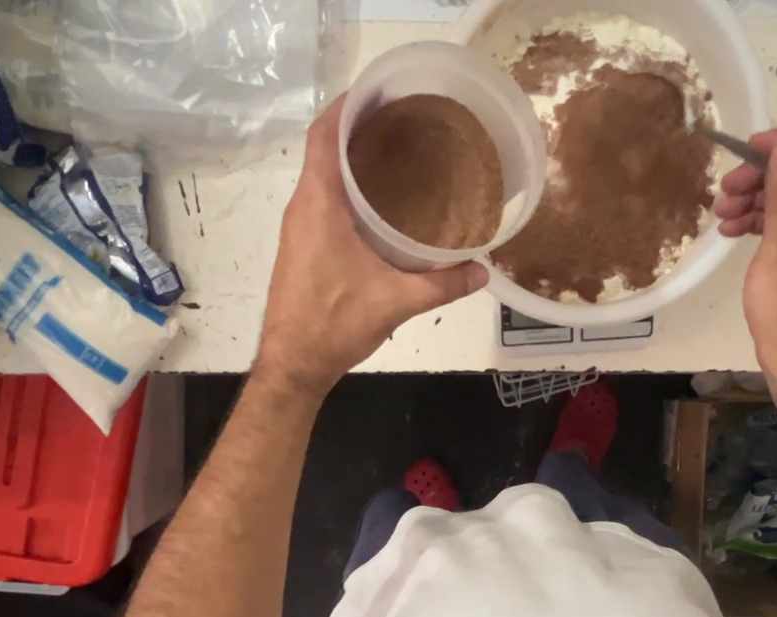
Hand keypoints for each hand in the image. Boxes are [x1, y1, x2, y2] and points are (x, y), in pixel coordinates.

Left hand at [258, 95, 488, 398]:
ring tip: (396, 157)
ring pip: (322, 177)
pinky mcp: (300, 248)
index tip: (383, 92)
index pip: (325, 133)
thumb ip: (442, 285)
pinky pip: (322, 202)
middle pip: (324, 149)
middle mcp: (302, 208)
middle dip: (360, 129)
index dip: (349, 104)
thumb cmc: (335, 325)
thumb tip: (483, 271)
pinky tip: (378, 207)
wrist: (293, 364)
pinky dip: (347, 191)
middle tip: (404, 124)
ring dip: (352, 162)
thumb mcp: (396, 302)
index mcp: (319, 204)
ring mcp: (297, 229)